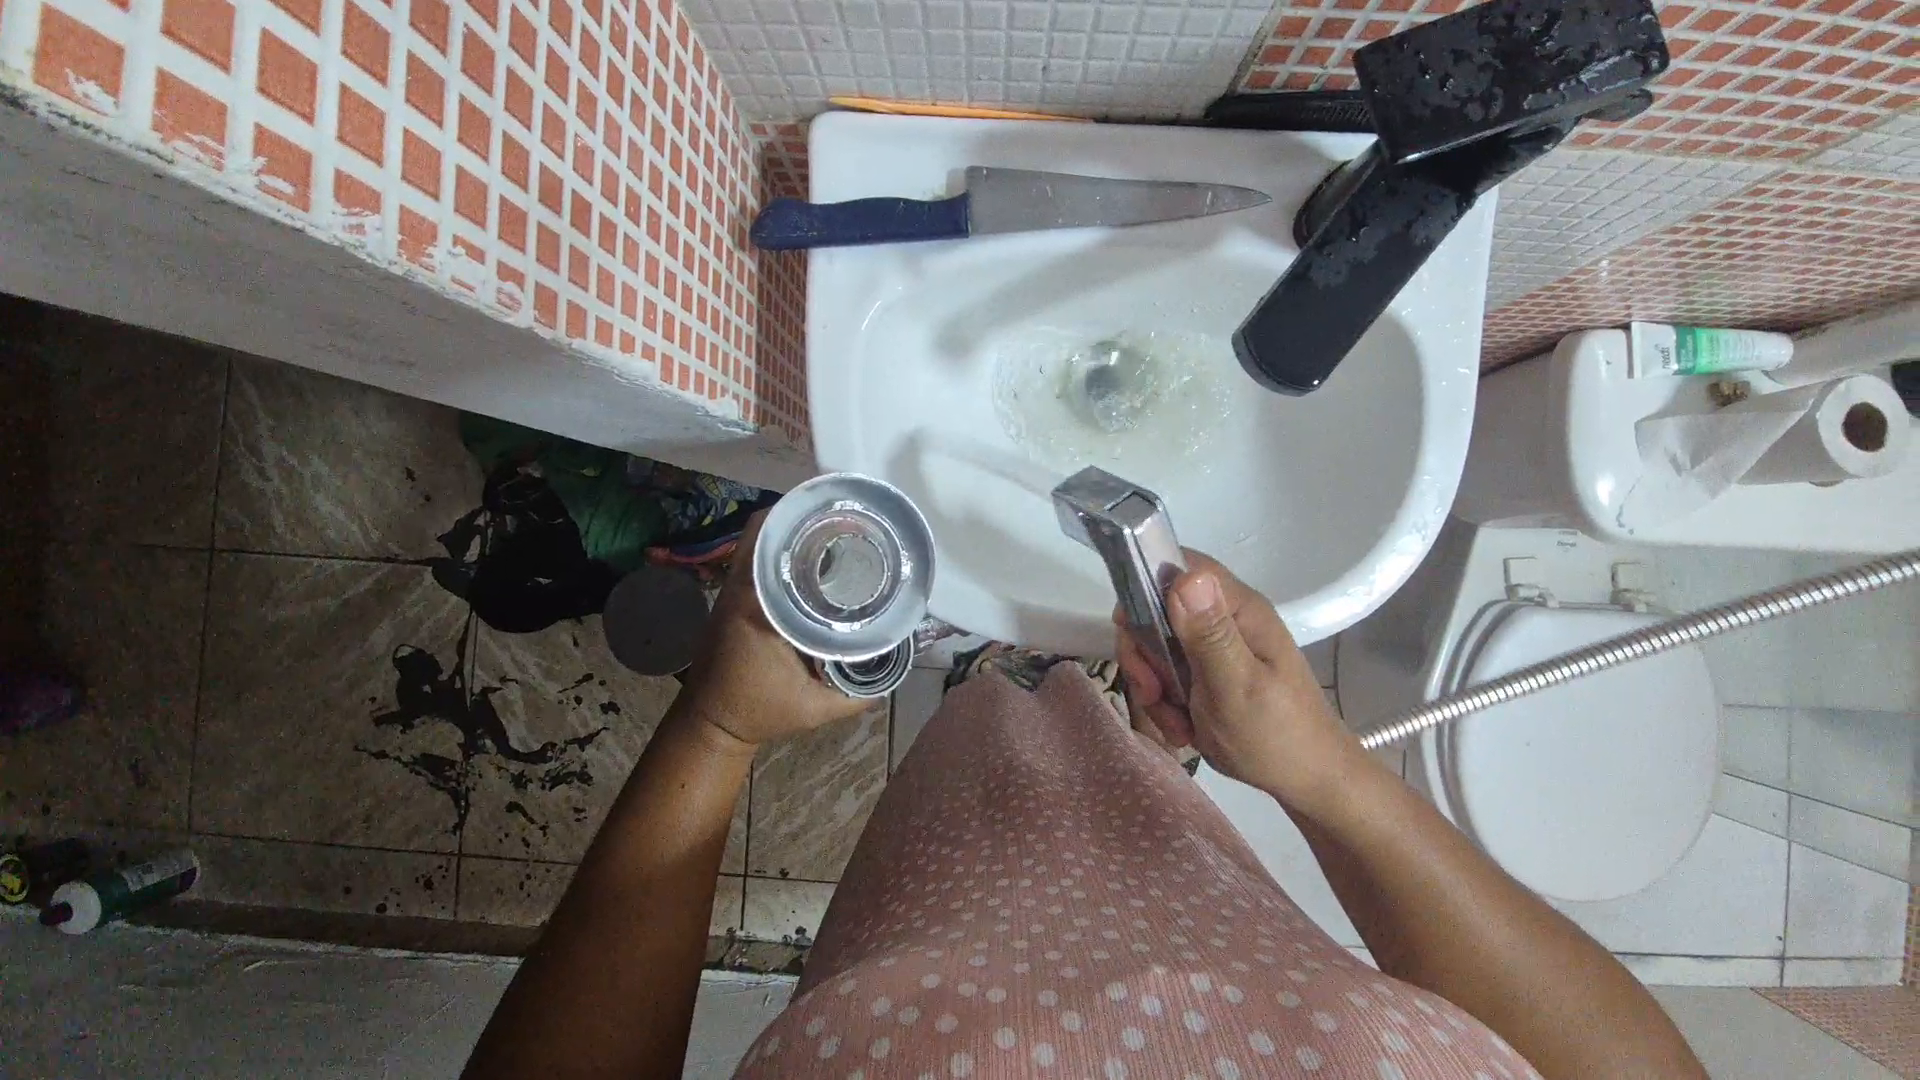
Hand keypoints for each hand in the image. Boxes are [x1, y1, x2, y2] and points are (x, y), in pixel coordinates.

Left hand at [676, 512, 871, 752]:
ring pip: (758, 541)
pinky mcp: (731, 599)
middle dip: (801, 518)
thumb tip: (890, 680)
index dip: (800, 519)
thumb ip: (855, 696)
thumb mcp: (812, 708)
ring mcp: (732, 592)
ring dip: (788, 531)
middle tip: (842, 518)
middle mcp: (740, 590)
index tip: (837, 514)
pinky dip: (777, 549)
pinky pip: (753, 559)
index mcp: (757, 607)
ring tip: (830, 530)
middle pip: (764, 530)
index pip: (770, 543)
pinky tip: (809, 557)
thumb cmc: (758, 712)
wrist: (711, 724)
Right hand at [1116, 551, 1360, 812]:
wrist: (1308, 783)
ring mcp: (1216, 645)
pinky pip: (1166, 673)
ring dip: (1153, 686)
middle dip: (1144, 654)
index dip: (1145, 589)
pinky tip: (1182, 727)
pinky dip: (1164, 701)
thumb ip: (1208, 634)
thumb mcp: (1236, 687)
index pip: (1179, 566)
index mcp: (1239, 609)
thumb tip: (1186, 576)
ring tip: (1176, 722)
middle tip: (1154, 693)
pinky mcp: (1208, 671)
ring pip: (1156, 646)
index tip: (1133, 632)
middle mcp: (1225, 618)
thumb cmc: (1276, 737)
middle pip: (1156, 609)